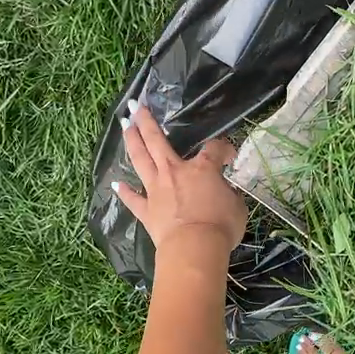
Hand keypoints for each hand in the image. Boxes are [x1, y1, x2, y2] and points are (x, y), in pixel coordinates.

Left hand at [112, 102, 246, 263]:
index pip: (214, 149)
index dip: (224, 148)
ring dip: (132, 140)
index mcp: (202, 169)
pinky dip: (125, 192)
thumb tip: (226, 194)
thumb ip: (229, 196)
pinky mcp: (147, 211)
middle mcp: (175, 172)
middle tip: (136, 104)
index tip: (228, 154)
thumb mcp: (237, 208)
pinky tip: (117, 184)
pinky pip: (133, 200)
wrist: (195, 249)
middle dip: (147, 120)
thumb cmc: (221, 227)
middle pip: (157, 140)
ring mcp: (157, 190)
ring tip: (124, 124)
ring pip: (140, 159)